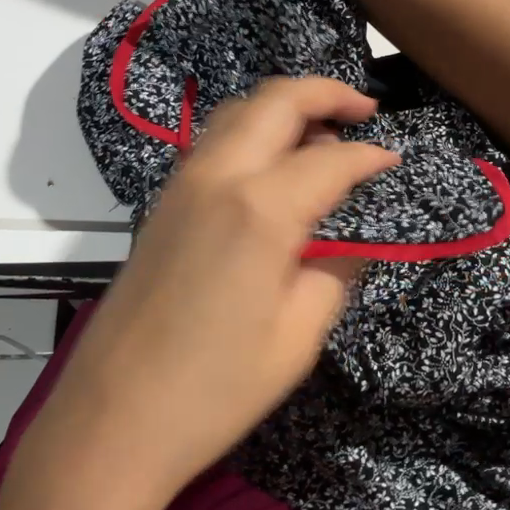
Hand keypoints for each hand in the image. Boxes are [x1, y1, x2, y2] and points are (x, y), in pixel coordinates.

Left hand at [24, 77, 398, 501]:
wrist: (114, 416)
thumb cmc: (215, 388)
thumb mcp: (298, 336)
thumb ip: (335, 268)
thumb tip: (352, 234)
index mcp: (259, 208)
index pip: (330, 158)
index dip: (370, 156)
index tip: (396, 162)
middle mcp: (217, 175)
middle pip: (275, 101)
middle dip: (326, 93)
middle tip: (364, 110)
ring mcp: (182, 183)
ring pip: (238, 111)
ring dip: (284, 107)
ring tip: (323, 133)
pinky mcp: (163, 202)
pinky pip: (214, 140)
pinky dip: (251, 131)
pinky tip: (274, 166)